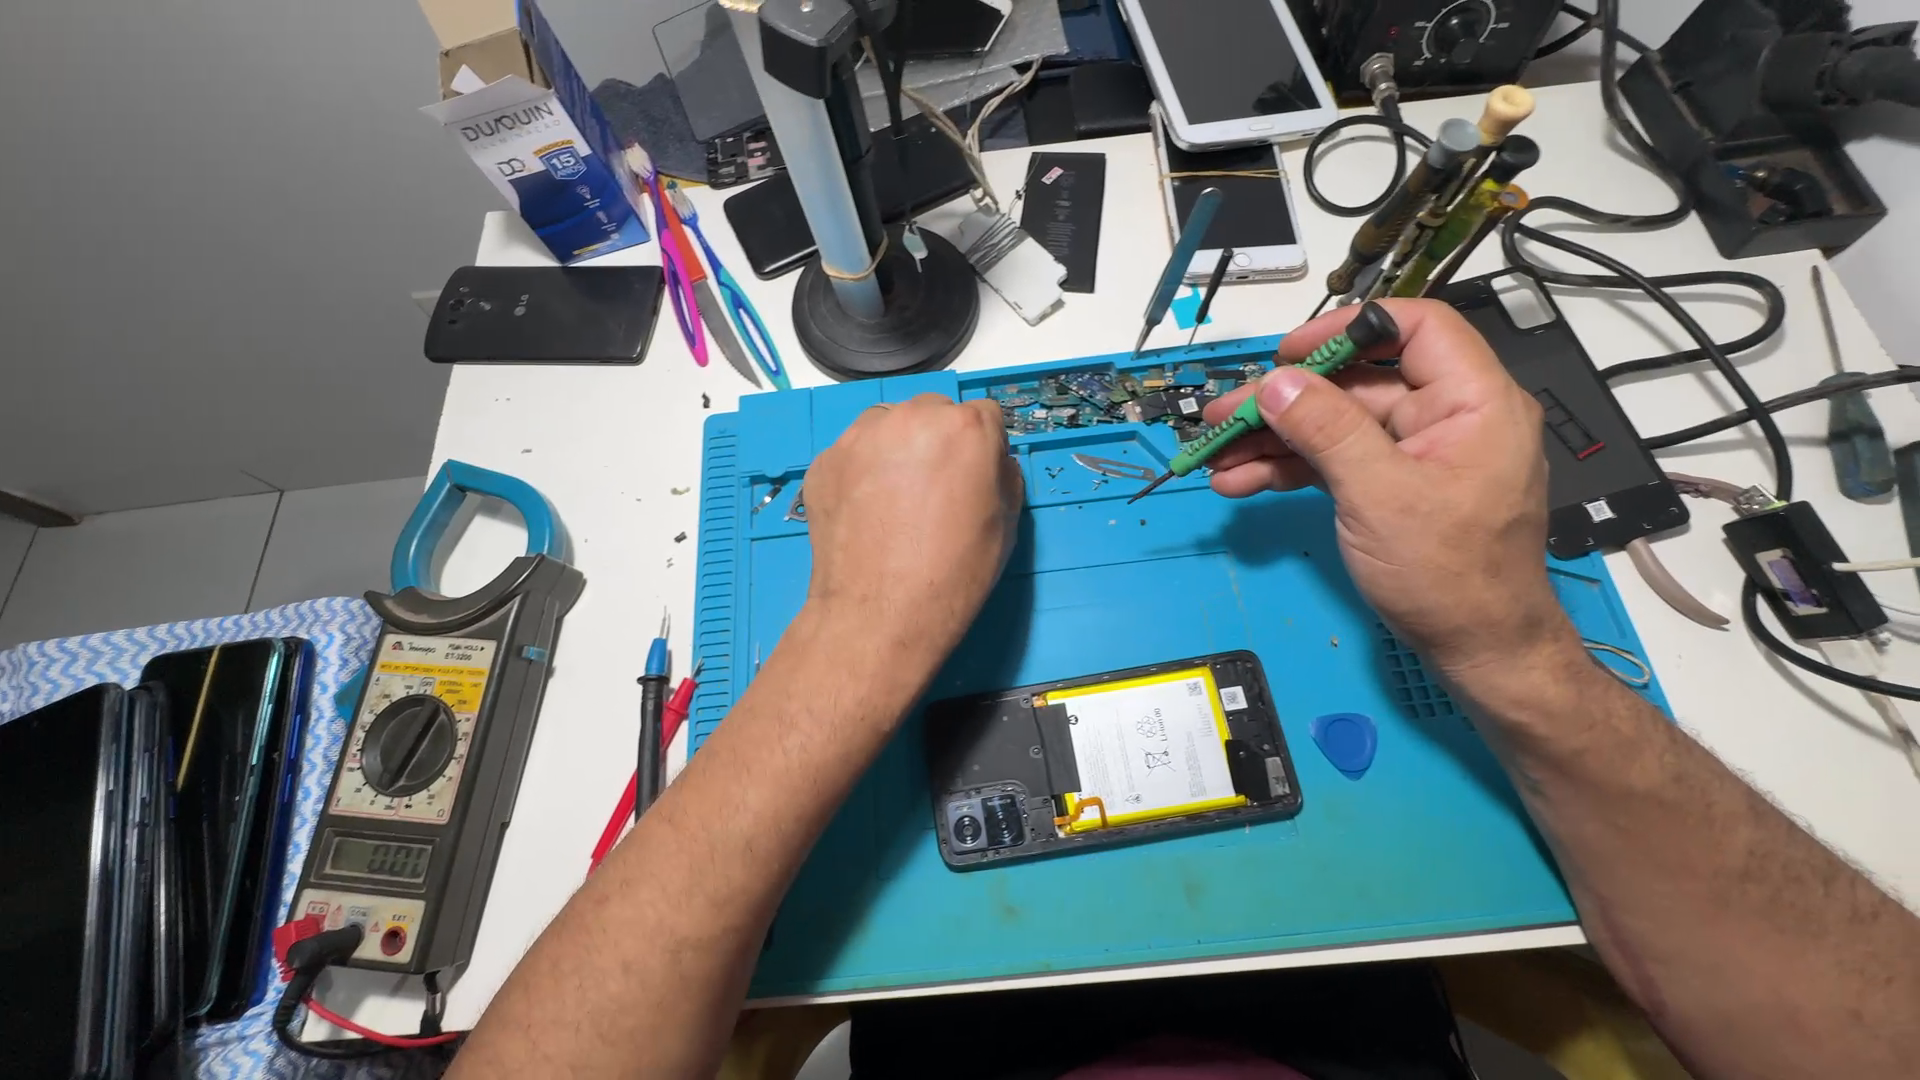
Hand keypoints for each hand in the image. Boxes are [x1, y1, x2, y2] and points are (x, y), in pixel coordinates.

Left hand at [802, 394, 1023, 664]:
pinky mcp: (825, 459)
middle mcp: (910, 417)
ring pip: (889, 425)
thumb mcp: (1006, 524)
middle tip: (935, 489)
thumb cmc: (954, 574)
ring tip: (896, 498)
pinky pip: (854, 451)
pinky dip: (863, 470)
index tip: (976, 479)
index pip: (984, 415)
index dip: (985, 448)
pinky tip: (867, 511)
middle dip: (939, 441)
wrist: (879, 614)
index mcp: (964, 428)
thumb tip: (990, 462)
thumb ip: (1003, 475)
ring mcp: (859, 436)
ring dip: (898, 448)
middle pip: (934, 413)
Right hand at [1203, 299, 1579, 677]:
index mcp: (1471, 401)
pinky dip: (1288, 469)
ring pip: (1332, 426)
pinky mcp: (1385, 485)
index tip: (1289, 353)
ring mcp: (1410, 454)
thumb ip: (1327, 431)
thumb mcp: (1380, 495)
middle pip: (1355, 384)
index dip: (1349, 329)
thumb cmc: (1446, 572)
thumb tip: (1276, 383)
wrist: (1473, 648)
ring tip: (1216, 457)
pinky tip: (1241, 482)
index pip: (1415, 328)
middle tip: (1223, 416)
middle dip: (1284, 401)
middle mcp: (1442, 417)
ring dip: (1272, 440)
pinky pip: (1331, 462)